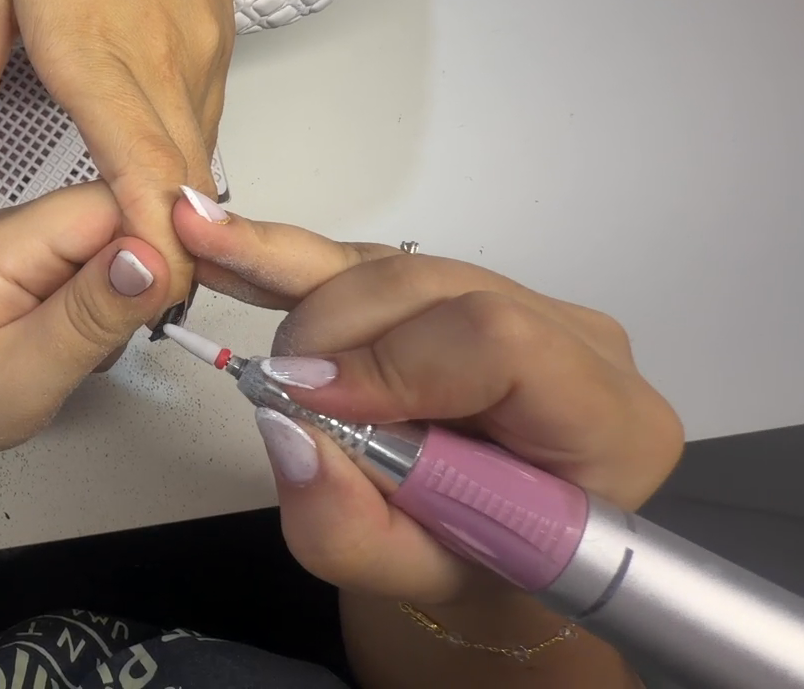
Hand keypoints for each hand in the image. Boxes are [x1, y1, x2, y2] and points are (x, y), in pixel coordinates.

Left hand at [0, 0, 236, 314]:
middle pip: (181, 179)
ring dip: (182, 210)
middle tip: (148, 303)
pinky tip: (167, 184)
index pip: (136, 168)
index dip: (149, 239)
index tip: (146, 295)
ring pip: (202, 153)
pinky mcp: (222, 39)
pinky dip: (191, 161)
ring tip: (156, 258)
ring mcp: (201, 51)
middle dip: (172, 247)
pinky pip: (210, 118)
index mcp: (92, 55)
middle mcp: (161, 63)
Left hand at [0, 182, 167, 467]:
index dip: (161, 239)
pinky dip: (110, 309)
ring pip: (118, 245)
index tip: (173, 298)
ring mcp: (33, 248)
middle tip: (129, 332)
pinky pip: (100, 270)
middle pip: (122, 214)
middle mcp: (25, 228)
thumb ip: (93, 313)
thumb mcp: (30, 368)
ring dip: (128, 297)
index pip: (115, 198)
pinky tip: (83, 344)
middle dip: (149, 272)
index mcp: (14, 238)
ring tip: (91, 347)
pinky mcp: (40, 270)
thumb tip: (156, 257)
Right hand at [171, 194, 685, 606]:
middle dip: (326, 333)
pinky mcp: (423, 279)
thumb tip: (284, 425)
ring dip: (295, 301)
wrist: (462, 531)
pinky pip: (338, 253)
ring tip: (258, 352)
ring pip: (372, 261)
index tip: (307, 399)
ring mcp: (493, 293)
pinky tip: (203, 230)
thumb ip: (343, 524)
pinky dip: (263, 251)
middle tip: (277, 389)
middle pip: (421, 284)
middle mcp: (562, 335)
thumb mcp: (399, 573)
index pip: (496, 341)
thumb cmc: (451, 556)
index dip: (391, 361)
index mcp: (600, 417)